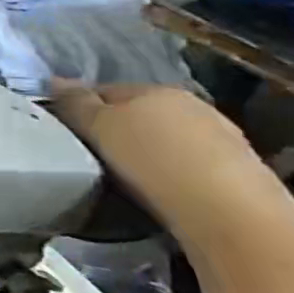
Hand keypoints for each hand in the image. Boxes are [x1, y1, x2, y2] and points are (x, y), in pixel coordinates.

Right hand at [48, 81, 289, 234]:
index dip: (81, 107)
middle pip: (139, 112)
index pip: (104, 90)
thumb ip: (75, 104)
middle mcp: (190, 104)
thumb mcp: (100, 128)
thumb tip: (54, 80)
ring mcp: (220, 136)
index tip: (64, 131)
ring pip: (167, 137)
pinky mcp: (239, 171)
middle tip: (92, 155)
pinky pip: (189, 162)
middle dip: (117, 129)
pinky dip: (172, 171)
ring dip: (147, 150)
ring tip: (127, 176)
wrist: (232, 212)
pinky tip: (162, 190)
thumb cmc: (153, 160)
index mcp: (153, 89)